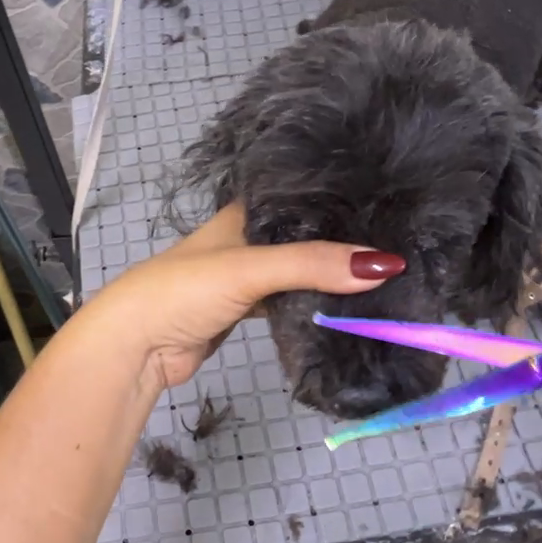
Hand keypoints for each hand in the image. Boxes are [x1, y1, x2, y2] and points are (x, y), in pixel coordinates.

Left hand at [78, 202, 404, 393]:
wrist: (135, 346)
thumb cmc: (183, 290)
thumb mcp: (248, 269)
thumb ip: (311, 265)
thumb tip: (387, 264)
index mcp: (246, 211)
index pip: (304, 196)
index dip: (346, 200)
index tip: (397, 203)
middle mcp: (250, 237)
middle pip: (307, 236)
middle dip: (347, 242)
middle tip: (406, 243)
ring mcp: (249, 275)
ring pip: (302, 270)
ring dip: (333, 275)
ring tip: (390, 273)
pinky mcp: (248, 310)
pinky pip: (292, 301)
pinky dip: (315, 304)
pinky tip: (350, 305)